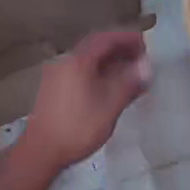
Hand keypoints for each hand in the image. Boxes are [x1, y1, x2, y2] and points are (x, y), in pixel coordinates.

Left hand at [19, 30, 150, 172]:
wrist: (42, 151)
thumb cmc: (78, 127)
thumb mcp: (110, 105)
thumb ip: (129, 83)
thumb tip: (147, 66)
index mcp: (79, 61)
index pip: (106, 39)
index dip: (127, 38)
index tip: (145, 44)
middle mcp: (65, 61)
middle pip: (96, 47)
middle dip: (120, 49)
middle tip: (140, 58)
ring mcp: (57, 75)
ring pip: (88, 60)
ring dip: (110, 62)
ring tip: (129, 74)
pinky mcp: (54, 89)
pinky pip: (80, 72)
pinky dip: (98, 73)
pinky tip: (109, 87)